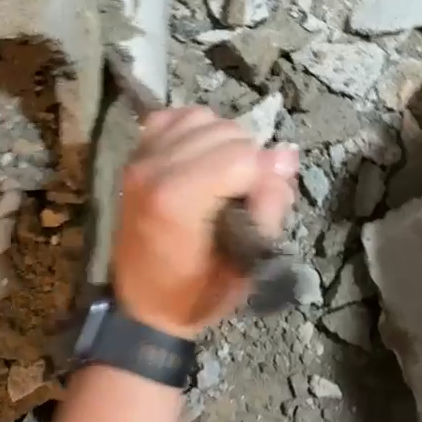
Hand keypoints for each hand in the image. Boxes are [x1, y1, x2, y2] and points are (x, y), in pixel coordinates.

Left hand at [113, 107, 297, 338]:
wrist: (141, 306)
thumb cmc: (196, 294)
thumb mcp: (246, 266)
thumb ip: (268, 208)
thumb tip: (285, 156)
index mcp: (177, 200)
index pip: (243, 156)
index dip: (262, 178)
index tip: (259, 207)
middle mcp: (154, 168)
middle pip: (227, 132)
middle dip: (247, 159)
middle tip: (243, 195)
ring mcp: (141, 157)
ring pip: (205, 117)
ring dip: (224, 141)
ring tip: (224, 175)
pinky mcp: (136, 152)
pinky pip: (177, 115)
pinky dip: (196, 128)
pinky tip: (202, 156)